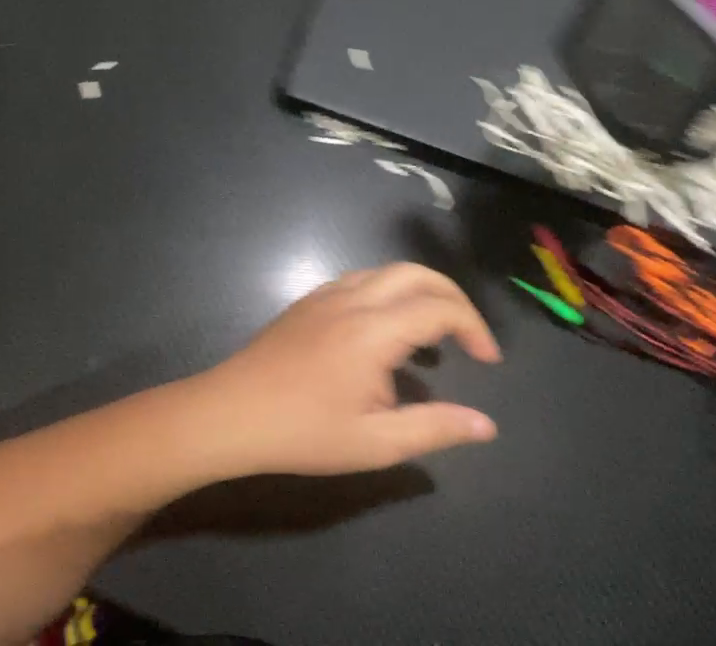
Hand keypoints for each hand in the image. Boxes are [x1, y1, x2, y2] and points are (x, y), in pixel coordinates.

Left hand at [182, 263, 500, 476]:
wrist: (229, 414)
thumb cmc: (303, 432)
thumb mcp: (375, 443)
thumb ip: (435, 429)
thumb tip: (485, 424)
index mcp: (373, 329)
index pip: (439, 308)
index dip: (473, 328)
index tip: (487, 362)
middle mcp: (351, 300)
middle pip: (415, 273)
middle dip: (451, 297)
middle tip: (468, 337)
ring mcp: (323, 296)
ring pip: (384, 273)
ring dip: (417, 292)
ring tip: (430, 338)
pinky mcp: (305, 303)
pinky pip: (357, 281)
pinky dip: (386, 294)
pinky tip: (383, 332)